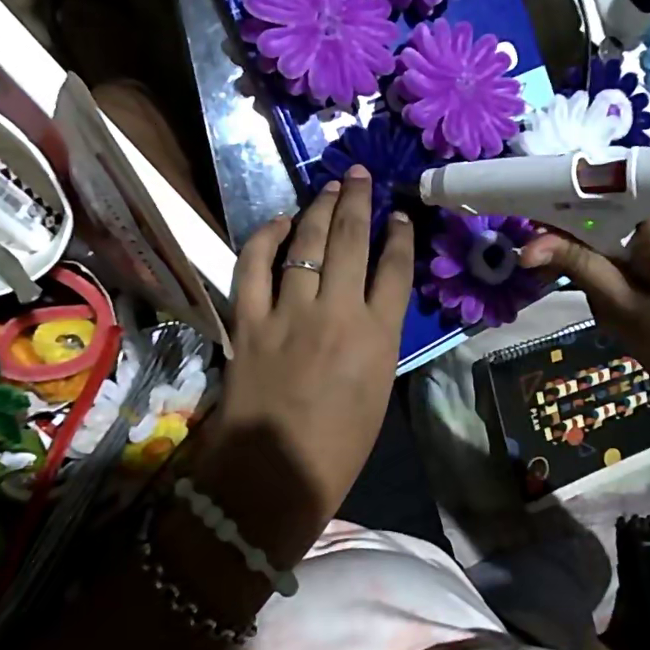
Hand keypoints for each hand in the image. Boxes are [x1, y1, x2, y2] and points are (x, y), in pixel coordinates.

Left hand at [216, 166, 414, 518]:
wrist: (273, 474)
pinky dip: (265, 237)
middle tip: (361, 175)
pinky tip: (279, 222)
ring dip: (320, 207)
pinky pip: (255, 264)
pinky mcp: (249, 320)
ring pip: (307, 242)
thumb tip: (370, 302)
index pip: (397, 268)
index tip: (399, 216)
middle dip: (359, 200)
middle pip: (352, 239)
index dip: (400, 235)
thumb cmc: (339, 446)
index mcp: (379, 336)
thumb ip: (378, 338)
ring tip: (330, 187)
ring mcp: (290, 312)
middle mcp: (338, 312)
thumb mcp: (378, 389)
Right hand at [519, 198, 649, 422]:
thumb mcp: (623, 310)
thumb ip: (579, 265)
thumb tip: (528, 246)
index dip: (578, 222)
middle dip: (610, 241)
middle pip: (638, 211)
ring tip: (629, 296)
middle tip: (595, 286)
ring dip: (635, 250)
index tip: (552, 246)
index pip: (613, 202)